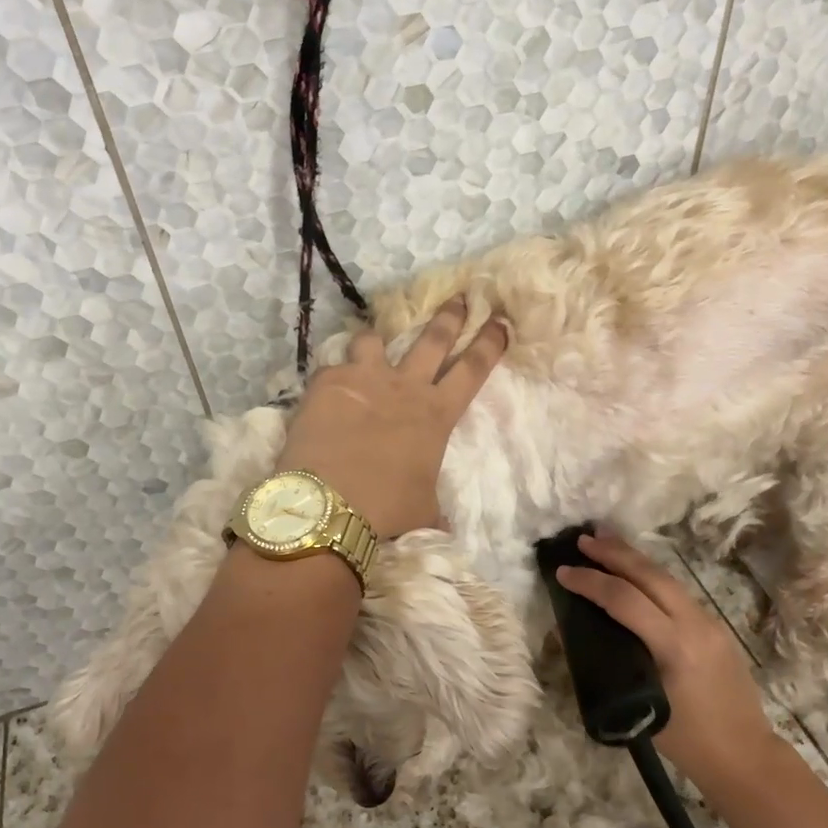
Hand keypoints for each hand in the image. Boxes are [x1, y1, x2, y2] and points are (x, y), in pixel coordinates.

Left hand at [276, 297, 506, 538]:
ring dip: (376, 342)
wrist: (330, 504)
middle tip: (460, 298)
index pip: (473, 370)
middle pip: (433, 340)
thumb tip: (442, 530)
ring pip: (374, 341)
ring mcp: (365, 379)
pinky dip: (334, 376)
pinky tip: (326, 391)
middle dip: (450, 316)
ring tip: (372, 346)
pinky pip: (333, 367)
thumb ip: (432, 506)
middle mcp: (405, 387)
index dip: (489, 344)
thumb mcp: (422, 510)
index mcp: (436, 415)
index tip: (501, 321)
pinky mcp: (328, 382)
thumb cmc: (386, 509)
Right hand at [556, 534, 780, 777]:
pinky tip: (634, 573)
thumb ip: (608, 665)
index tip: (562, 573)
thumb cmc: (688, 742)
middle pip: (650, 575)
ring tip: (605, 540)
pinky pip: (676, 591)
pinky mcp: (715, 626)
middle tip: (582, 539)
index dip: (590, 582)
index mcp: (675, 646)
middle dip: (614, 554)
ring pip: (666, 577)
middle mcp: (695, 624)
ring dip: (633, 558)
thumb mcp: (639, 706)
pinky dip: (650, 576)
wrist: (746, 757)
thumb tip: (573, 634)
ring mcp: (709, 622)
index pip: (625, 599)